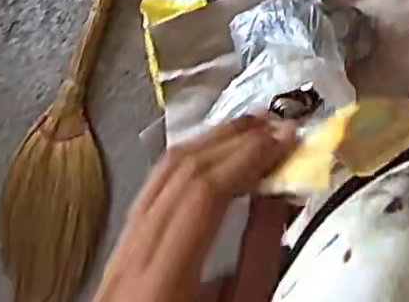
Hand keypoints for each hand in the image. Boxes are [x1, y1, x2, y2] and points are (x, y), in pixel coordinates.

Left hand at [94, 115, 296, 301]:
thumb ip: (260, 255)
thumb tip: (280, 187)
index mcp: (160, 287)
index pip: (204, 194)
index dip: (249, 156)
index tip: (290, 137)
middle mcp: (130, 258)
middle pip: (182, 171)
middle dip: (235, 138)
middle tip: (279, 123)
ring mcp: (118, 250)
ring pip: (164, 170)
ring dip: (214, 139)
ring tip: (256, 126)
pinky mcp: (120, 248)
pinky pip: (156, 185)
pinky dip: (192, 158)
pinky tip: (220, 151)